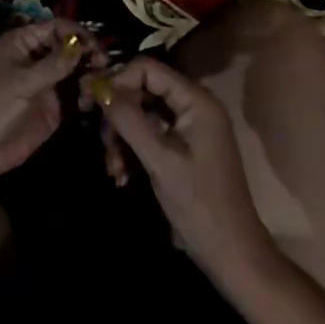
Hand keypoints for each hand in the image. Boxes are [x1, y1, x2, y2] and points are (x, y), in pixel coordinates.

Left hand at [0, 19, 98, 182]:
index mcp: (22, 42)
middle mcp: (37, 58)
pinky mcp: (55, 107)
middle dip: (87, 54)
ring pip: (76, 71)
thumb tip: (80, 46)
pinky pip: (76, 96)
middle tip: (104, 65)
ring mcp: (47, 83)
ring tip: (100, 84)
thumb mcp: (21, 81)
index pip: (54, 28)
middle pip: (69, 48)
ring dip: (90, 75)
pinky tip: (91, 102)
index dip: (75, 33)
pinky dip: (87, 96)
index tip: (95, 45)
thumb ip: (52, 65)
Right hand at [99, 58, 270, 269]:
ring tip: (113, 166)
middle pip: (141, 89)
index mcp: (197, 102)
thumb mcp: (159, 159)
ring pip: (139, 112)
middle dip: (117, 114)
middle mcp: (194, 106)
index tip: (93, 103)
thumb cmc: (199, 204)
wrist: (230, 254)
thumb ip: (128, 119)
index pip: (147, 69)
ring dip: (120, 136)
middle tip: (99, 137)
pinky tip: (121, 173)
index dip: (118, 80)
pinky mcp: (181, 145)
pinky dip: (130, 148)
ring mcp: (188, 126)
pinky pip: (147, 132)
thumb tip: (98, 87)